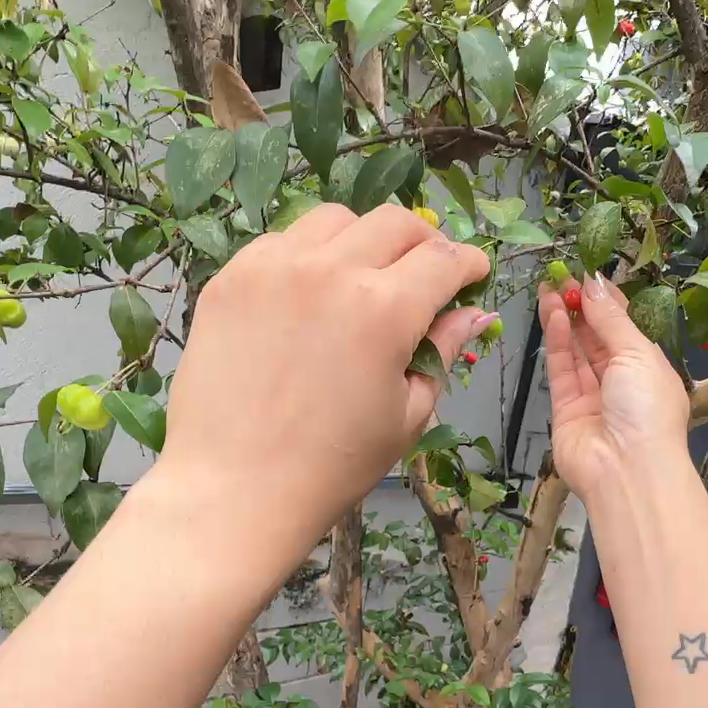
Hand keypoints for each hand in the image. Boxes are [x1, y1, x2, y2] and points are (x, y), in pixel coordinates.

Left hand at [159, 203, 491, 541]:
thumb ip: (441, 352)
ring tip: (368, 276)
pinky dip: (312, 253)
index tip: (474, 274)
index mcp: (385, 310)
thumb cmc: (336, 465)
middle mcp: (331, 270)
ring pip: (337, 219)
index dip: (469, 263)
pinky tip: (313, 292)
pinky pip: (284, 240)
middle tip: (430, 271)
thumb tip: (472, 314)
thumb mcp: (407, 413)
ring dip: (367, 239)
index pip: (443, 260)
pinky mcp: (232, 277)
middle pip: (395, 223)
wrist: (238, 487)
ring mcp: (274, 267)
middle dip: (426, 241)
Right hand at [539, 275, 690, 500]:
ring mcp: (593, 397)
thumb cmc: (647, 408)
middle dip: (582, 307)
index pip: (626, 327)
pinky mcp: (566, 410)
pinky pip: (561, 370)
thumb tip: (595, 283)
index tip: (588, 274)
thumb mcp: (638, 354)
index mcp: (650, 369)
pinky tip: (553, 315)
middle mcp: (622, 382)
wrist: (626, 470)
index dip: (608, 301)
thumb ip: (612, 318)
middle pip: (598, 338)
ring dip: (564, 319)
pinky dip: (557, 342)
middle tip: (562, 275)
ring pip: (576, 351)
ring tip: (550, 287)